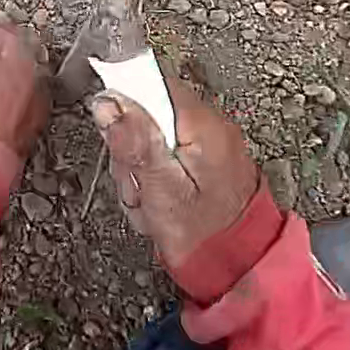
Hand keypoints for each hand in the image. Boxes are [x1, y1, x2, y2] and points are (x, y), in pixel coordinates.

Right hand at [90, 75, 261, 266]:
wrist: (241, 266)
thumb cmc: (205, 236)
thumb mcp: (162, 192)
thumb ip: (136, 145)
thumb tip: (108, 103)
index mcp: (200, 125)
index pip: (153, 83)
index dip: (125, 102)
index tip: (114, 132)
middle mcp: (209, 125)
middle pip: (150, 113)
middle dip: (132, 148)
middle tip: (138, 185)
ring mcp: (210, 142)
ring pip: (154, 137)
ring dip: (142, 169)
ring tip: (151, 200)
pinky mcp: (207, 159)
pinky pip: (168, 156)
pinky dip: (157, 179)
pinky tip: (160, 203)